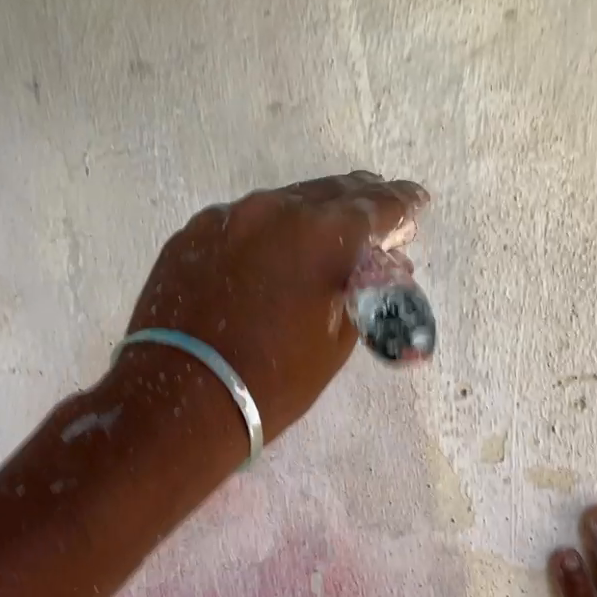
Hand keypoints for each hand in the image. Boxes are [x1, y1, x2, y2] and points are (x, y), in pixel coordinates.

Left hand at [124, 171, 426, 441]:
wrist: (180, 402)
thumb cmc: (272, 381)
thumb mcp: (336, 340)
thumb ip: (364, 289)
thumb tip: (381, 264)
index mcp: (321, 233)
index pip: (375, 207)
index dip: (401, 205)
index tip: (416, 202)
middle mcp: (274, 209)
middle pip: (328, 193)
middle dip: (358, 200)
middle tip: (379, 206)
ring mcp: (227, 218)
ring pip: (282, 204)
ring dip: (309, 213)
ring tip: (328, 226)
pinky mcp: (191, 234)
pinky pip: (242, 222)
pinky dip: (266, 231)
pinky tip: (272, 248)